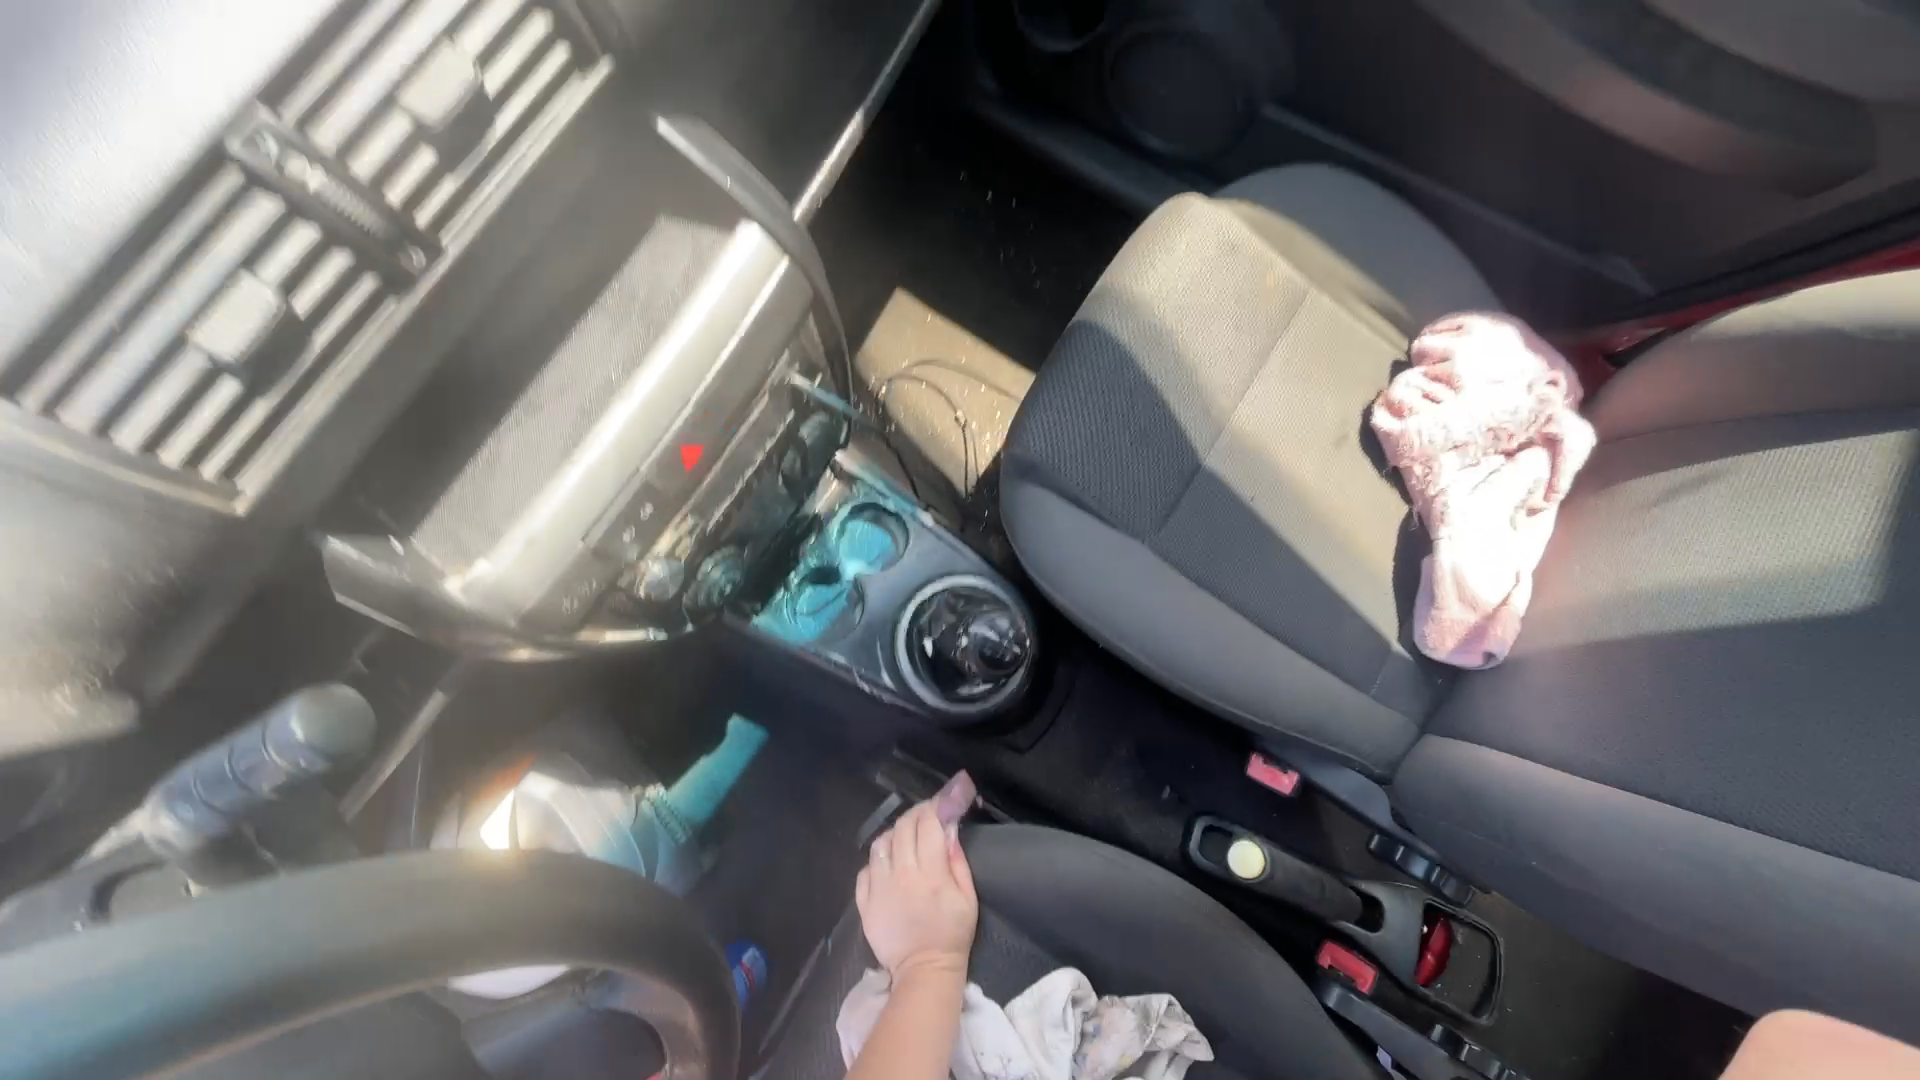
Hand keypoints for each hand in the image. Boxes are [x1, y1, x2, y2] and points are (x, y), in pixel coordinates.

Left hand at [855, 798, 977, 981]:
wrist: (924, 971)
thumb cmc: (952, 934)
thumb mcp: (968, 897)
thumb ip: (957, 860)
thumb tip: (949, 828)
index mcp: (931, 874)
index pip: (928, 824)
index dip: (935, 806)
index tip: (941, 802)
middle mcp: (902, 875)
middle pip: (903, 827)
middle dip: (916, 814)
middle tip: (925, 815)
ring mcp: (879, 888)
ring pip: (880, 844)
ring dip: (894, 833)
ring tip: (905, 837)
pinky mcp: (864, 902)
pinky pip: (865, 869)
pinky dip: (877, 860)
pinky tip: (888, 863)